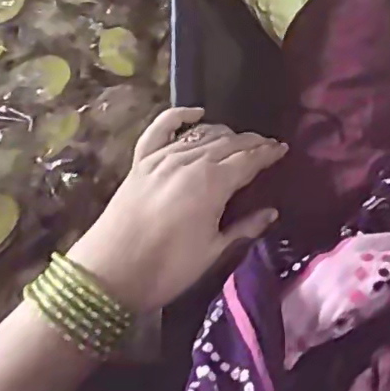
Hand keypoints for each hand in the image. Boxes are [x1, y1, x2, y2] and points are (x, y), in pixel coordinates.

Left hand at [67, 107, 285, 312]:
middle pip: (229, 142)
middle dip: (252, 142)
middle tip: (267, 145)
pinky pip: (161, 129)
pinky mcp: (141, 162)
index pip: (248, 160)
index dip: (268, 153)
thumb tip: (271, 212)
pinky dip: (179, 116)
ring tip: (240, 140)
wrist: (106, 276)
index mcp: (212, 183)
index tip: (282, 149)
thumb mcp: (212, 252)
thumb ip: (243, 228)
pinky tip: (196, 114)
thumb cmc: (166, 269)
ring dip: (225, 134)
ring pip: (202, 135)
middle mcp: (190, 161)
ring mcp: (162, 158)